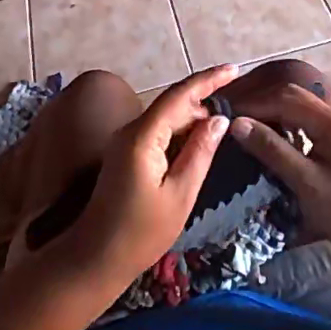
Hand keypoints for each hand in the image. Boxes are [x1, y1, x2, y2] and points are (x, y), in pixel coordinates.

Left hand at [68, 65, 238, 281]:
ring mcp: (125, 141)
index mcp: (142, 137)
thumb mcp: (181, 194)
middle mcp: (130, 131)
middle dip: (205, 100)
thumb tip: (218, 119)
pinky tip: (199, 142)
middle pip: (173, 104)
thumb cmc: (140, 233)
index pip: (179, 96)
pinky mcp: (125, 153)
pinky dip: (181, 131)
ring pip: (166, 117)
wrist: (94, 259)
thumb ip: (200, 152)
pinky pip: (158, 131)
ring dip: (194, 117)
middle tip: (236, 108)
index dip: (209, 79)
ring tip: (223, 126)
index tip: (235, 70)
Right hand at [231, 84, 330, 259]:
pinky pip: (306, 124)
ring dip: (273, 113)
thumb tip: (236, 124)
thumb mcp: (305, 182)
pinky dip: (285, 126)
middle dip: (262, 104)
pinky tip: (270, 142)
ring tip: (246, 129)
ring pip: (299, 109)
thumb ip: (271, 149)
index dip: (253, 105)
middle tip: (232, 121)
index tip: (224, 118)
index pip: (285, 99)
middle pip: (293, 97)